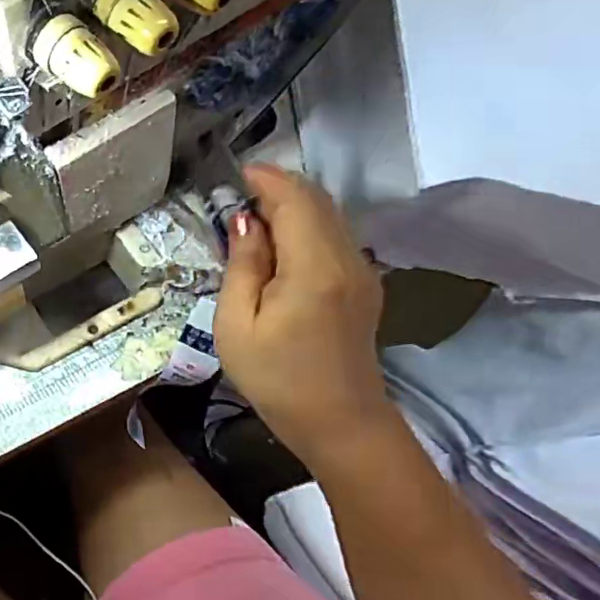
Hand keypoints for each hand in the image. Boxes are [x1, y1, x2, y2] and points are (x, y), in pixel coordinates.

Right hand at [215, 165, 394, 463]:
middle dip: (278, 189)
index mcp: (314, 268)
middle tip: (237, 197)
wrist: (339, 423)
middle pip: (318, 201)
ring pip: (330, 216)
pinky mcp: (364, 286)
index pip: (295, 200)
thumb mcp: (237, 326)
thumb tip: (244, 223)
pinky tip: (281, 246)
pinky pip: (336, 238)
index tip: (235, 176)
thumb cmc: (276, 379)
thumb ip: (242, 267)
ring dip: (294, 206)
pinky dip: (307, 226)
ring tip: (253, 219)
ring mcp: (362, 272)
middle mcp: (347, 259)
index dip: (266, 180)